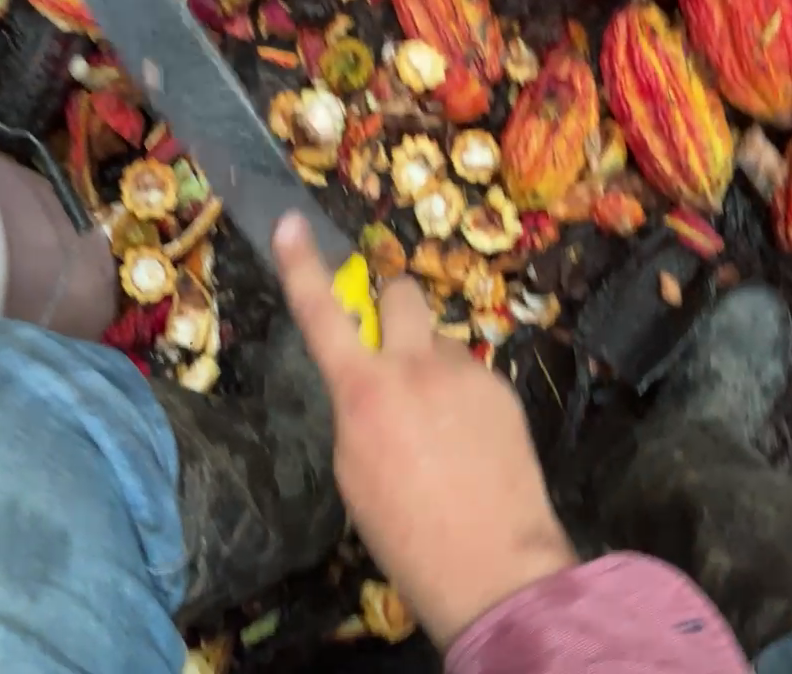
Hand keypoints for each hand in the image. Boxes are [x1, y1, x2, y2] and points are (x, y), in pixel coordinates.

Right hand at [274, 214, 576, 645]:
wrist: (495, 567)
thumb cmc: (404, 531)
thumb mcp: (353, 467)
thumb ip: (356, 405)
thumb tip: (370, 378)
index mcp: (364, 390)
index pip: (321, 313)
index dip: (301, 265)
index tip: (290, 223)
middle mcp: (415, 364)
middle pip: (401, 291)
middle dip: (392, 306)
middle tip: (395, 347)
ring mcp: (464, 370)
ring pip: (438, 341)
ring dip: (431, 364)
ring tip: (444, 426)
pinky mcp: (500, 385)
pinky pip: (469, 372)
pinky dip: (462, 394)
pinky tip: (473, 441)